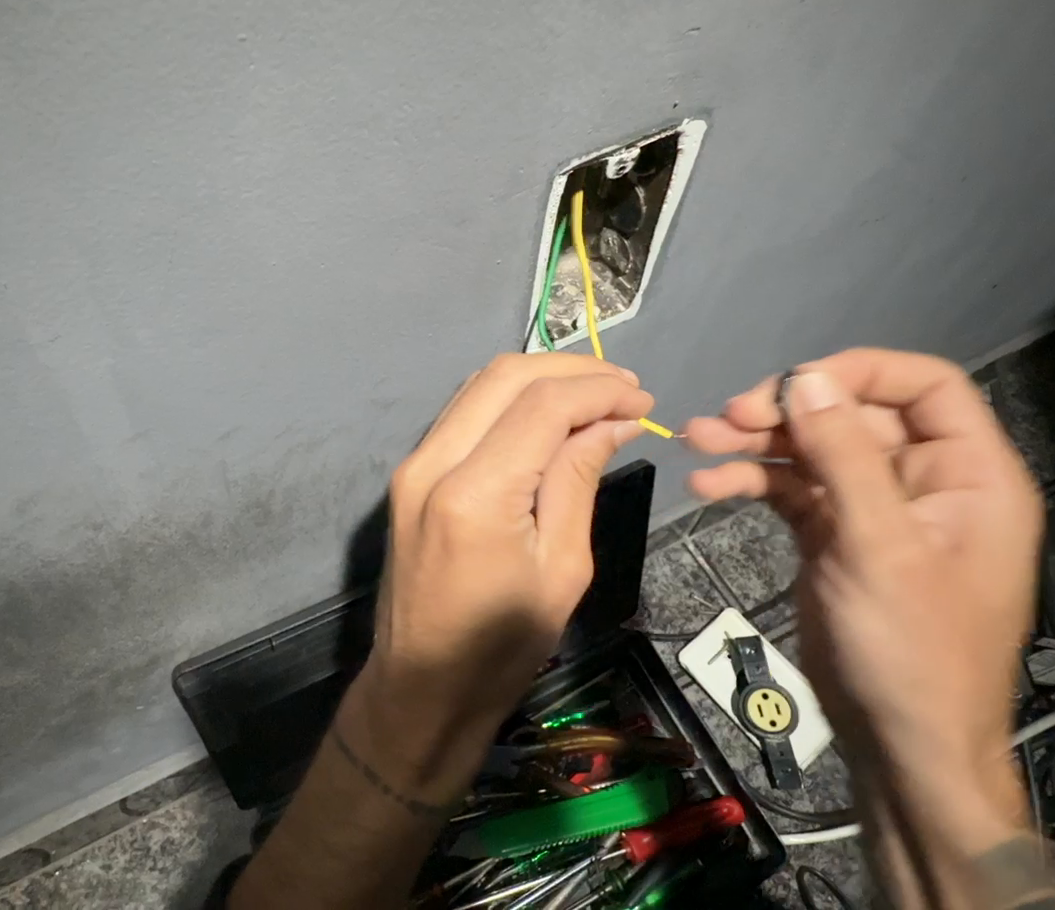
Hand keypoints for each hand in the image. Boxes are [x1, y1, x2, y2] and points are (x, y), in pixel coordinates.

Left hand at [349, 353, 653, 799]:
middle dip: (571, 370)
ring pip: (479, 386)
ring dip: (539, 379)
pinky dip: (509, 402)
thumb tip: (612, 422)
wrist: (422, 684)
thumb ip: (579, 480)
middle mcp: (432, 462)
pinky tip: (549, 416)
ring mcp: (412, 465)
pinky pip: (463, 413)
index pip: (542, 405)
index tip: (644, 400)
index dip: (599, 391)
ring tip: (596, 395)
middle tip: (624, 388)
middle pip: (504, 376)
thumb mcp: (562, 569)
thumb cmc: (502, 647)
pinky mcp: (410, 474)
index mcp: (474, 493)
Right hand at [683, 350, 1042, 848]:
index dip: (859, 372)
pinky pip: (789, 490)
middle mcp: (921, 481)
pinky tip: (707, 486)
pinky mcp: (832, 534)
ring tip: (696, 441)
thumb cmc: (911, 649)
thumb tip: (807, 379)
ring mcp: (872, 508)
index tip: (792, 383)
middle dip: (785, 412)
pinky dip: (749, 483)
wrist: (898, 744)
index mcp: (967, 475)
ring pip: (810, 450)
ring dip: (753, 444)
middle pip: (851, 415)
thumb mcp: (879, 547)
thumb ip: (845, 456)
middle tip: (726, 418)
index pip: (924, 387)